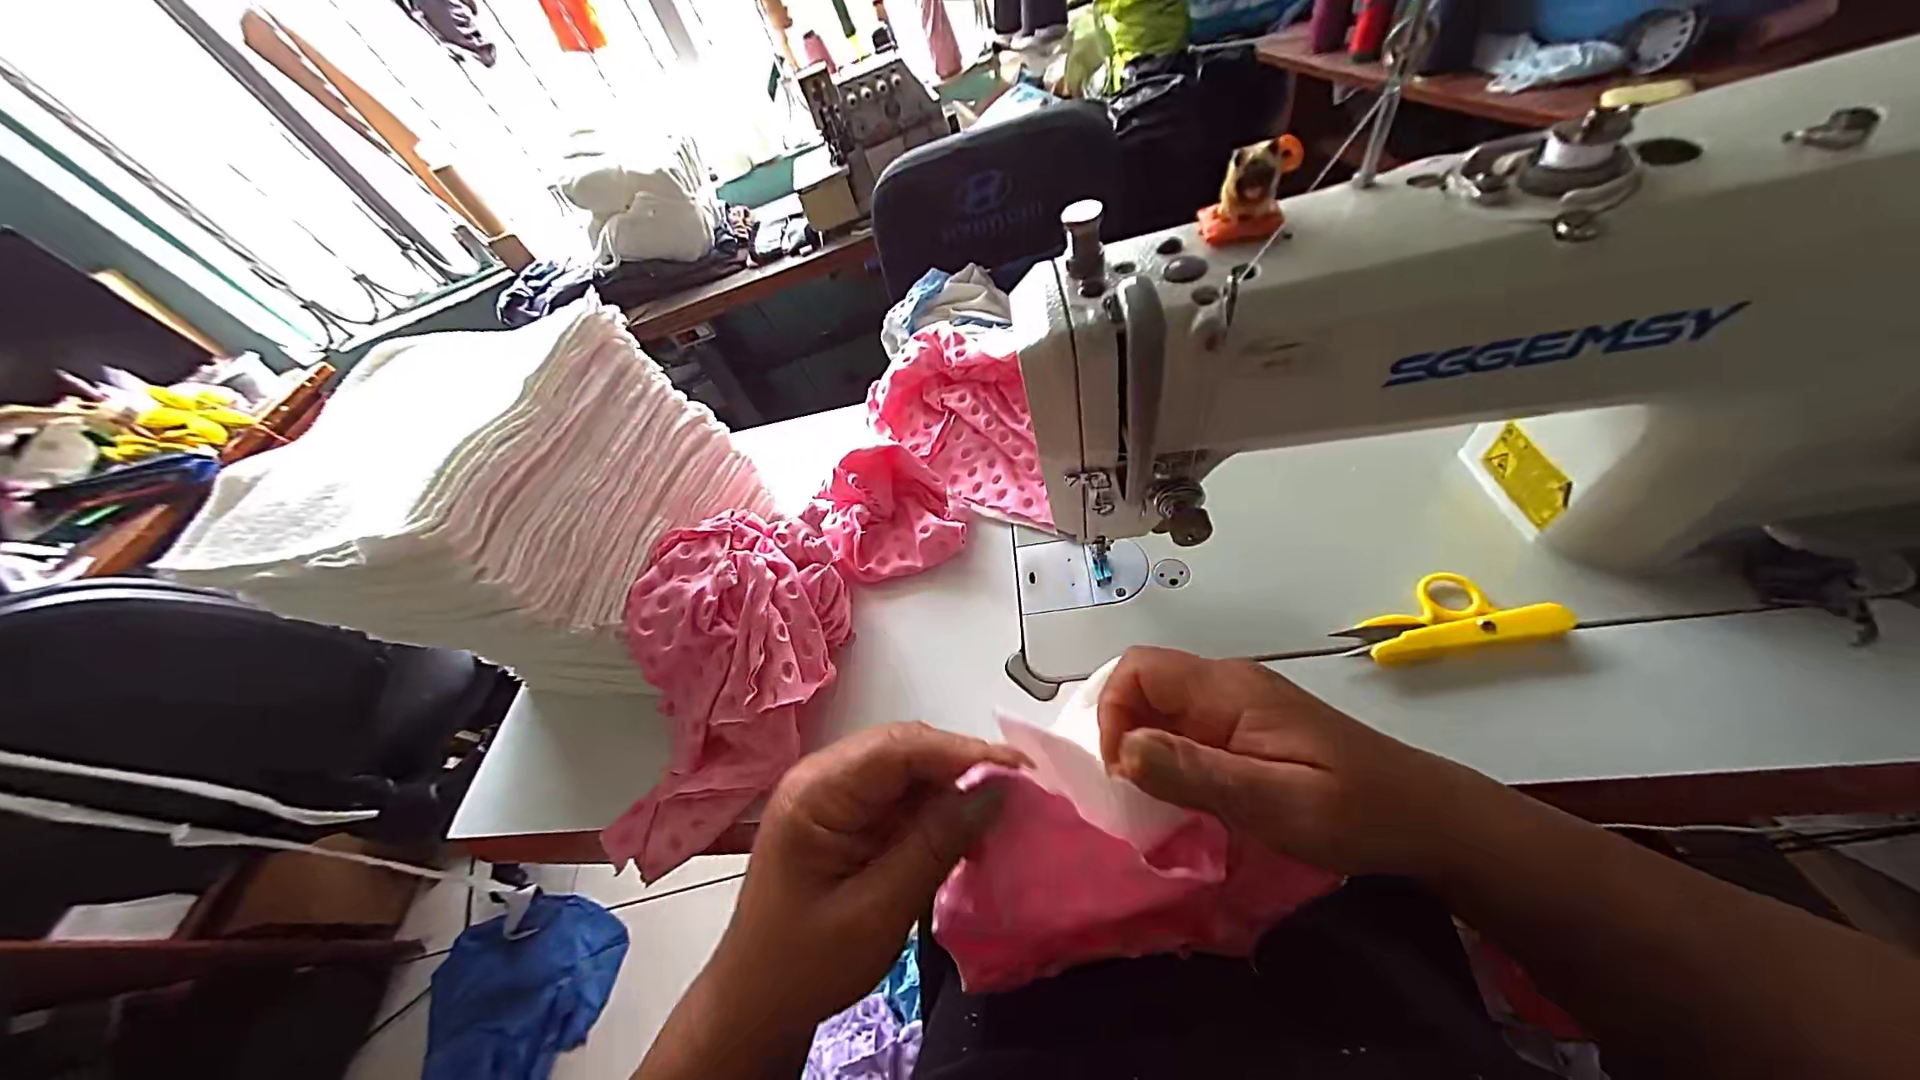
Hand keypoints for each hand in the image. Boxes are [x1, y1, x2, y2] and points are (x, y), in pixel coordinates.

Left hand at [707, 723, 1026, 1030]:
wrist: (756, 1003)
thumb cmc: (804, 965)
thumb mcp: (878, 910)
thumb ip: (935, 844)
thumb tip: (992, 793)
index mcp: (815, 792)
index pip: (898, 748)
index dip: (961, 751)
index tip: (1015, 769)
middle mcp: (822, 777)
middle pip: (904, 749)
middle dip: (962, 764)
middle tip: (1015, 787)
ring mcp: (833, 792)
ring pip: (908, 767)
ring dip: (953, 785)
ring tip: (998, 808)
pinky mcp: (847, 812)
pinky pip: (901, 793)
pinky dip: (937, 806)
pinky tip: (965, 826)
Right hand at [1098, 646, 1515, 877]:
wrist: (1427, 816)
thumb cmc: (1358, 812)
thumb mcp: (1276, 803)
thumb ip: (1197, 772)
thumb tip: (1122, 747)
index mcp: (1228, 689)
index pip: (1139, 668)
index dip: (1113, 711)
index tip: (1122, 771)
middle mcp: (1224, 683)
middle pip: (1143, 684)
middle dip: (1122, 732)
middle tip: (1136, 791)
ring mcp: (1234, 702)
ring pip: (1159, 706)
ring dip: (1143, 748)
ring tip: (1158, 798)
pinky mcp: (1242, 723)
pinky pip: (1183, 726)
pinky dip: (1167, 756)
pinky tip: (1185, 793)